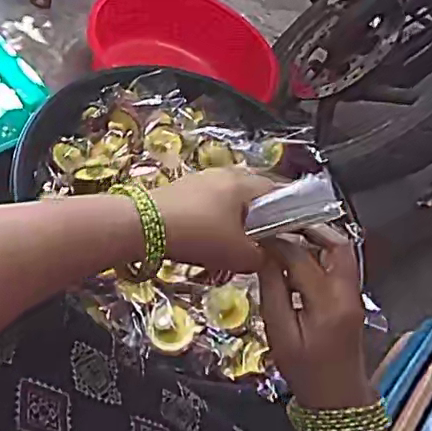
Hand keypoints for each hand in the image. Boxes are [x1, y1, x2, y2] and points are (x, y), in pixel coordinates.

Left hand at [145, 167, 276, 273]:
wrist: (142, 226)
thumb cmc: (198, 235)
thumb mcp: (239, 255)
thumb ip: (262, 256)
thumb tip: (265, 256)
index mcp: (245, 182)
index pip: (280, 192)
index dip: (289, 216)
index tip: (290, 237)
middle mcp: (223, 174)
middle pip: (251, 199)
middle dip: (255, 225)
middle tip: (255, 248)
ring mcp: (198, 180)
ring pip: (226, 205)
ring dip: (230, 227)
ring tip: (226, 251)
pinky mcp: (178, 191)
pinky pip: (205, 208)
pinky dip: (209, 225)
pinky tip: (201, 244)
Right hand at [258, 225, 372, 409]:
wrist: (338, 400)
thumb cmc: (305, 371)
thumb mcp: (279, 331)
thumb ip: (272, 290)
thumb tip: (263, 256)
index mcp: (328, 302)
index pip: (301, 256)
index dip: (277, 241)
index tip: (255, 234)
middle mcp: (348, 293)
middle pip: (336, 244)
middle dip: (308, 228)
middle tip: (278, 223)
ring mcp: (353, 296)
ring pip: (340, 252)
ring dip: (315, 239)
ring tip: (284, 236)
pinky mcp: (351, 299)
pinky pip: (338, 265)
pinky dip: (318, 254)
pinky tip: (295, 258)